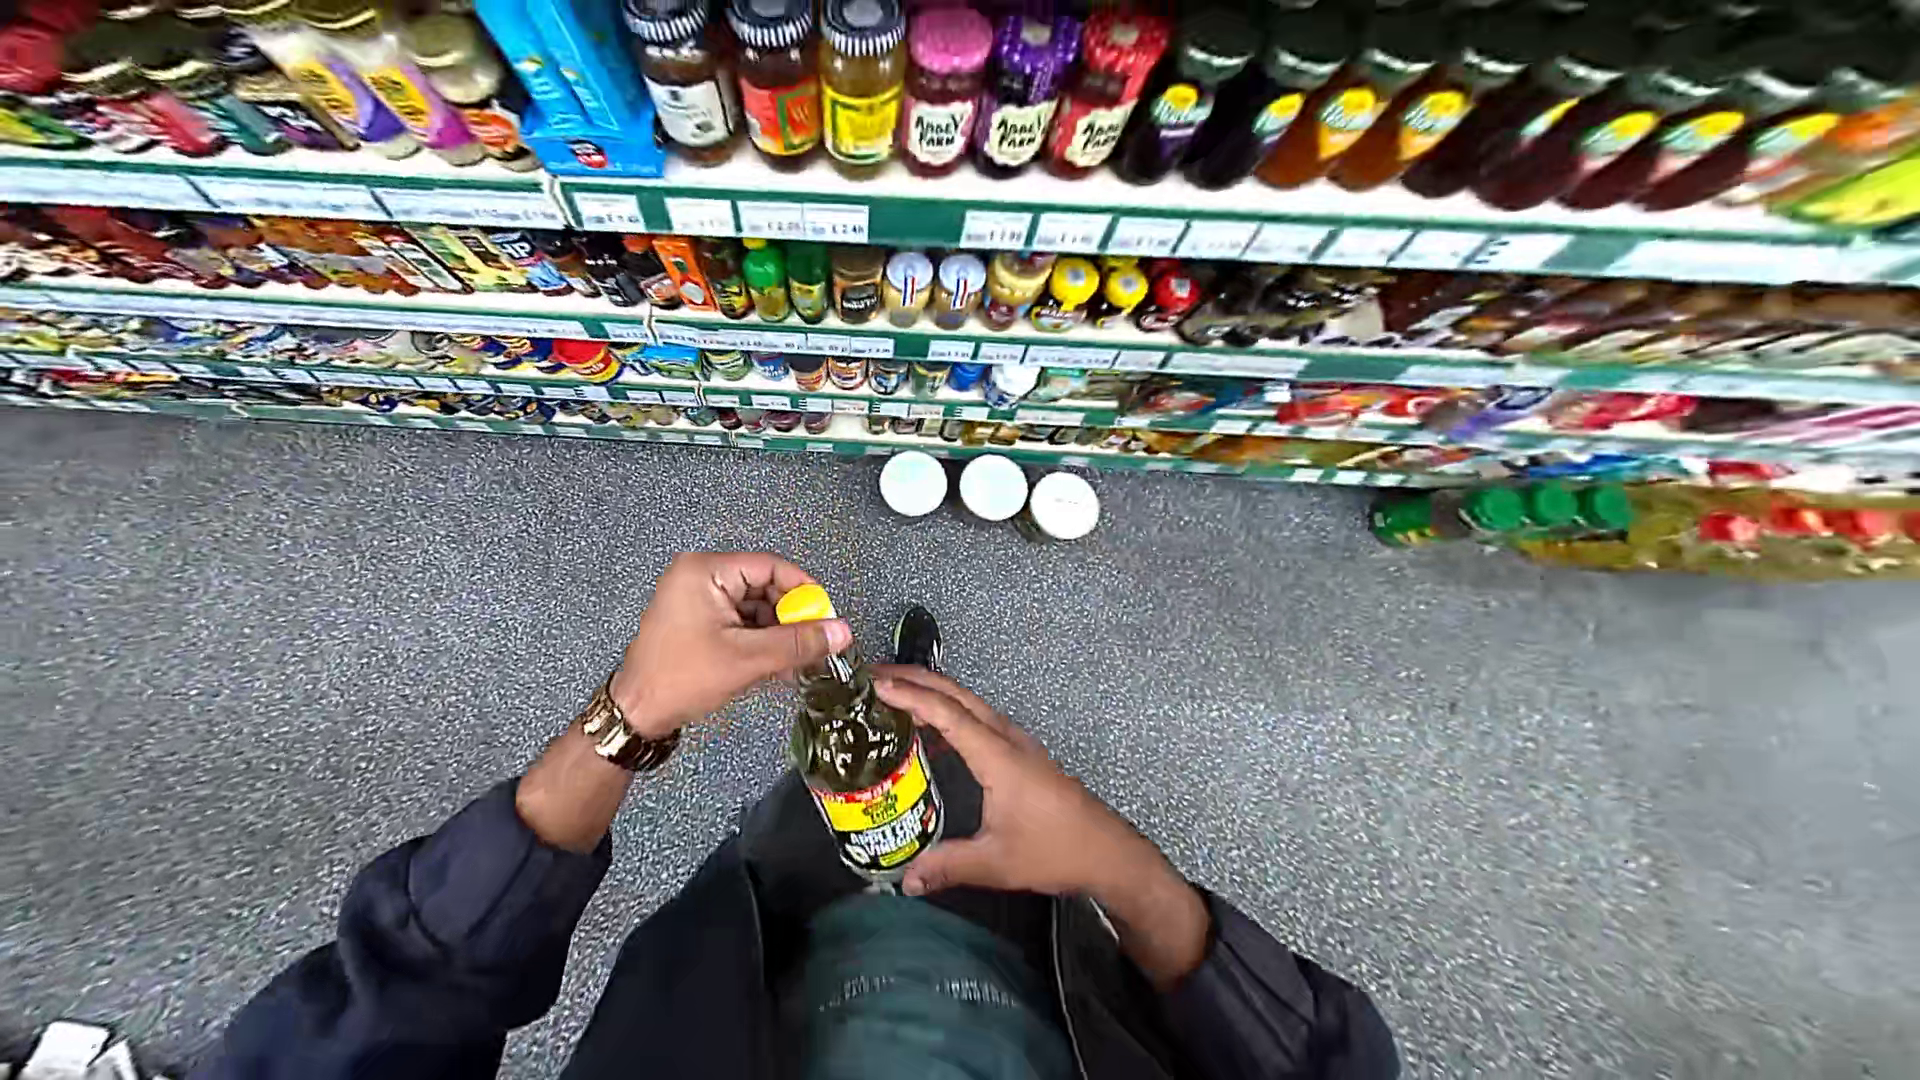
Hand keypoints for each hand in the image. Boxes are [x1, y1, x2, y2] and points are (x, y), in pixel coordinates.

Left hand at [612, 552, 850, 736]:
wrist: (635, 715)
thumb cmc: (683, 679)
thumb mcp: (748, 659)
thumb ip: (799, 642)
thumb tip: (843, 632)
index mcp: (706, 571)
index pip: (771, 566)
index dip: (804, 590)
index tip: (825, 616)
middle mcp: (701, 576)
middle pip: (765, 586)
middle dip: (792, 617)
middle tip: (814, 642)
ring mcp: (698, 598)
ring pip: (757, 607)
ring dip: (780, 633)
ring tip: (799, 660)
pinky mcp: (699, 619)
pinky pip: (742, 621)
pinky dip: (762, 640)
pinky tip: (780, 665)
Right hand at [873, 666, 1210, 987]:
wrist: (1106, 849)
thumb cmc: (1054, 850)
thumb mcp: (997, 862)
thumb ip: (948, 866)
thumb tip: (904, 879)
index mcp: (997, 754)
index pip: (948, 713)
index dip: (911, 696)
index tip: (876, 685)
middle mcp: (1005, 736)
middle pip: (956, 694)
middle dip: (915, 679)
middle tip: (873, 677)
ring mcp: (1014, 740)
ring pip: (967, 702)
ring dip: (931, 692)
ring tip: (892, 695)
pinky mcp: (1018, 751)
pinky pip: (975, 718)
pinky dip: (947, 713)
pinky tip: (929, 733)